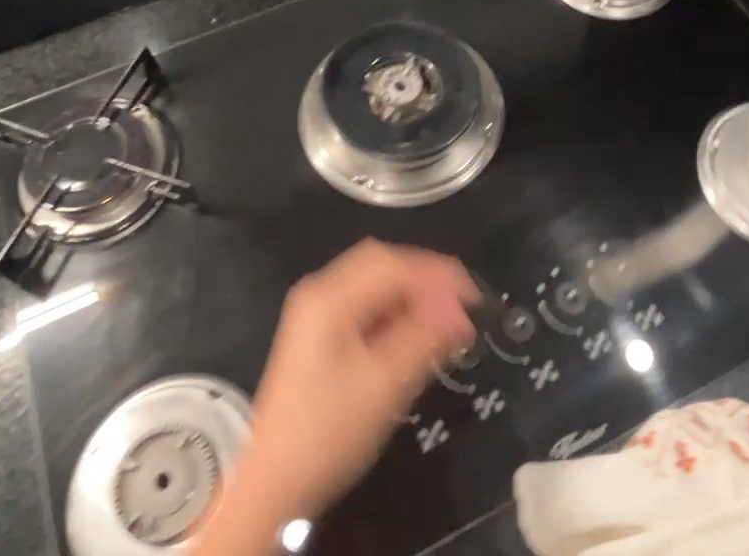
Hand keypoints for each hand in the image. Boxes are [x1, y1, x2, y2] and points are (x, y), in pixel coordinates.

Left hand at [195, 240, 478, 553]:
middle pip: (381, 267)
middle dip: (425, 281)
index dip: (437, 275)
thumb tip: (462, 310)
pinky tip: (419, 335)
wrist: (274, 484)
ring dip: (413, 298)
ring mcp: (317, 317)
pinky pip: (366, 310)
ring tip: (449, 321)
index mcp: (328, 298)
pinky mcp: (321, 339)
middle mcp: (319, 296)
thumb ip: (425, 338)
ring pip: (374, 288)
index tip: (474, 297)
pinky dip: (396, 316)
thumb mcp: (384, 384)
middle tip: (464, 305)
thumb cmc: (328, 432)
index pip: (391, 265)